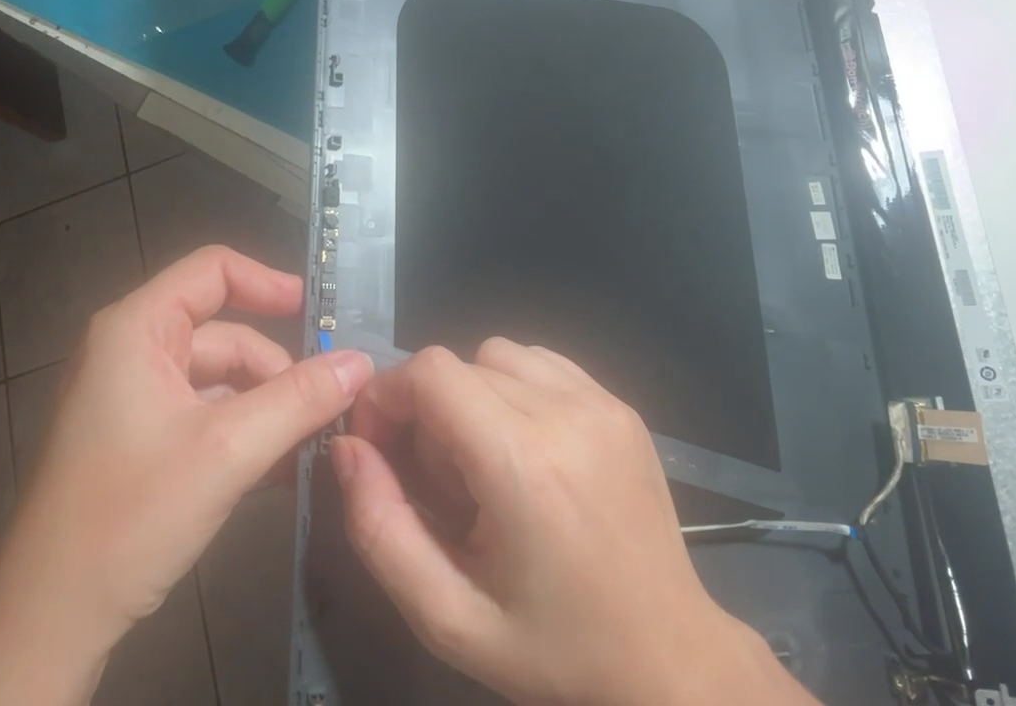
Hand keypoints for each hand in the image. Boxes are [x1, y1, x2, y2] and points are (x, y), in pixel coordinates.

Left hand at [0, 245, 371, 705]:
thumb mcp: (228, 450)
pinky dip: (244, 436)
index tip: (321, 318)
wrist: (51, 615)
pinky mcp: (138, 442)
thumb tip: (360, 363)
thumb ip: (299, 400)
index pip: (213, 270)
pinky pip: (205, 418)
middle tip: (329, 414)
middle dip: (278, 372)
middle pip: (225, 335)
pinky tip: (281, 472)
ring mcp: (132, 399)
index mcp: (136, 329)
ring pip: (220, 383)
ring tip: (310, 451)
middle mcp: (131, 352)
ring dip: (268, 411)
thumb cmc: (132, 514)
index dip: (270, 283)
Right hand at [331, 340, 815, 705]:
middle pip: (457, 363)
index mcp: (523, 463)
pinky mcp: (622, 407)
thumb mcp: (447, 616)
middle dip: (423, 410)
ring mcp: (602, 404)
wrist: (669, 662)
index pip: (429, 372)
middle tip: (434, 484)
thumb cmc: (554, 649)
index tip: (380, 453)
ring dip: (468, 396)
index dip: (386, 400)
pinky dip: (512, 389)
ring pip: (498, 354)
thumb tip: (345, 446)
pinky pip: (542, 364)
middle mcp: (566, 414)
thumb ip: (379, 528)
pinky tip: (522, 450)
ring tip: (480, 465)